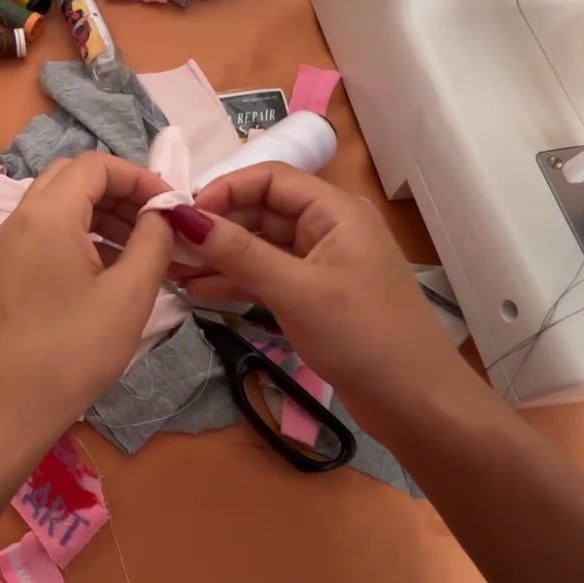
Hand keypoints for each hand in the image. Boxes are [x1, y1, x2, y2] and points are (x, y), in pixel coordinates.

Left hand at [0, 152, 176, 460]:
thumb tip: (160, 214)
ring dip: (97, 216)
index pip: (94, 165)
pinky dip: (75, 238)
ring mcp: (1, 249)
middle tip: (154, 224)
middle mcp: (15, 220)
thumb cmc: (73, 353)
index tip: (170, 206)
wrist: (5, 413)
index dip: (138, 176)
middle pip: (70, 179)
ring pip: (54, 208)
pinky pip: (39, 236)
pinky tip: (102, 274)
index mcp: (45, 215)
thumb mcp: (129, 296)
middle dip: (117, 192)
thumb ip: (153, 241)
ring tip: (137, 251)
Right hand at [165, 163, 478, 432]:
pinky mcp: (313, 295)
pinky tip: (198, 291)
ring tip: (172, 268)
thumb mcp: (295, 290)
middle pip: (261, 210)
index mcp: (335, 211)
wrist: (416, 403)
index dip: (224, 189)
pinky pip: (266, 275)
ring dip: (219, 255)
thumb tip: (183, 216)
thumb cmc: (362, 336)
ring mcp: (320, 263)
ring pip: (260, 245)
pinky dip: (235, 281)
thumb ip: (238, 252)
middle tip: (167, 244)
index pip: (269, 178)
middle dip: (215, 225)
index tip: (182, 214)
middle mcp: (327, 228)